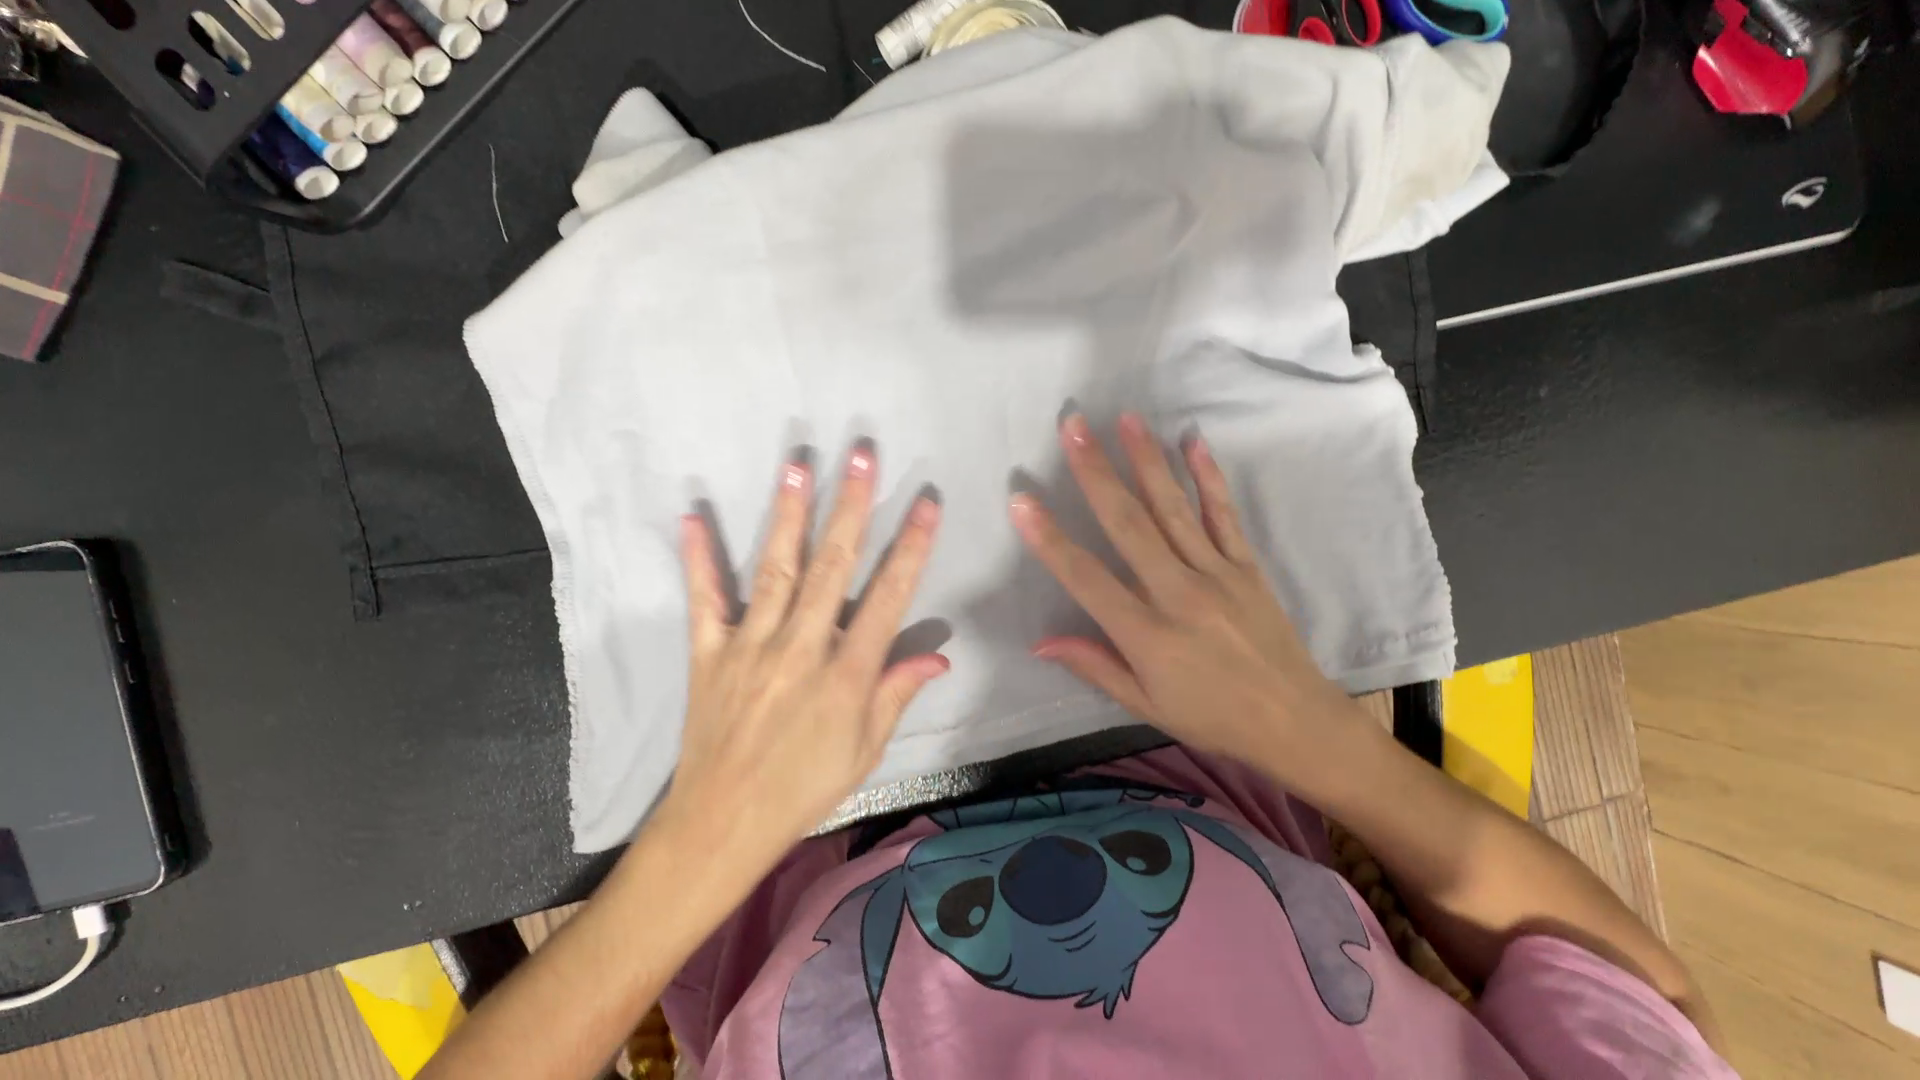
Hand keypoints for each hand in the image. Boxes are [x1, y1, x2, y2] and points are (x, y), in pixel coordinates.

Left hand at [665, 442, 947, 861]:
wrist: (724, 822)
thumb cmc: (804, 789)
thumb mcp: (865, 751)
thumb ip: (896, 694)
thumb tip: (938, 653)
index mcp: (846, 674)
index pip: (888, 599)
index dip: (911, 548)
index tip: (925, 503)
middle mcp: (801, 648)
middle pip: (833, 567)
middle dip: (852, 506)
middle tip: (862, 454)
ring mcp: (750, 646)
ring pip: (776, 569)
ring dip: (790, 515)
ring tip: (798, 465)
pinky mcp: (708, 652)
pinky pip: (705, 600)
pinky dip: (699, 558)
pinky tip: (692, 516)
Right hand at [1009, 412, 1359, 773]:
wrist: (1294, 721)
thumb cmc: (1212, 719)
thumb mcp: (1145, 705)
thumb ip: (1094, 666)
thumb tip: (1040, 641)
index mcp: (1147, 635)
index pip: (1087, 579)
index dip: (1050, 541)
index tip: (1021, 501)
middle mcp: (1179, 594)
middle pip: (1129, 525)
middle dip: (1096, 473)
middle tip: (1072, 427)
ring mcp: (1217, 574)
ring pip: (1174, 508)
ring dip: (1146, 460)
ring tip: (1124, 419)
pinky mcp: (1247, 566)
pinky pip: (1223, 515)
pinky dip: (1208, 477)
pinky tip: (1192, 442)